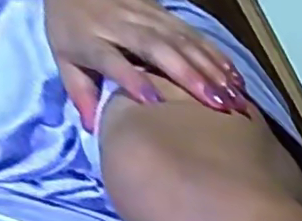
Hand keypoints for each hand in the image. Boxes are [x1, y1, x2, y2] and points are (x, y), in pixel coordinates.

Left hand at [45, 0, 249, 129]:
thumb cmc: (73, 33)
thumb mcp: (65, 60)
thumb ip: (81, 93)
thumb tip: (95, 129)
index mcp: (88, 38)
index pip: (111, 59)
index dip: (132, 79)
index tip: (154, 102)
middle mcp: (115, 22)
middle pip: (154, 48)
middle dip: (188, 75)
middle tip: (217, 104)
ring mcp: (140, 13)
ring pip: (179, 40)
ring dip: (210, 69)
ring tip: (234, 97)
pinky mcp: (160, 10)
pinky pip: (192, 32)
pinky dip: (216, 55)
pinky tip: (236, 78)